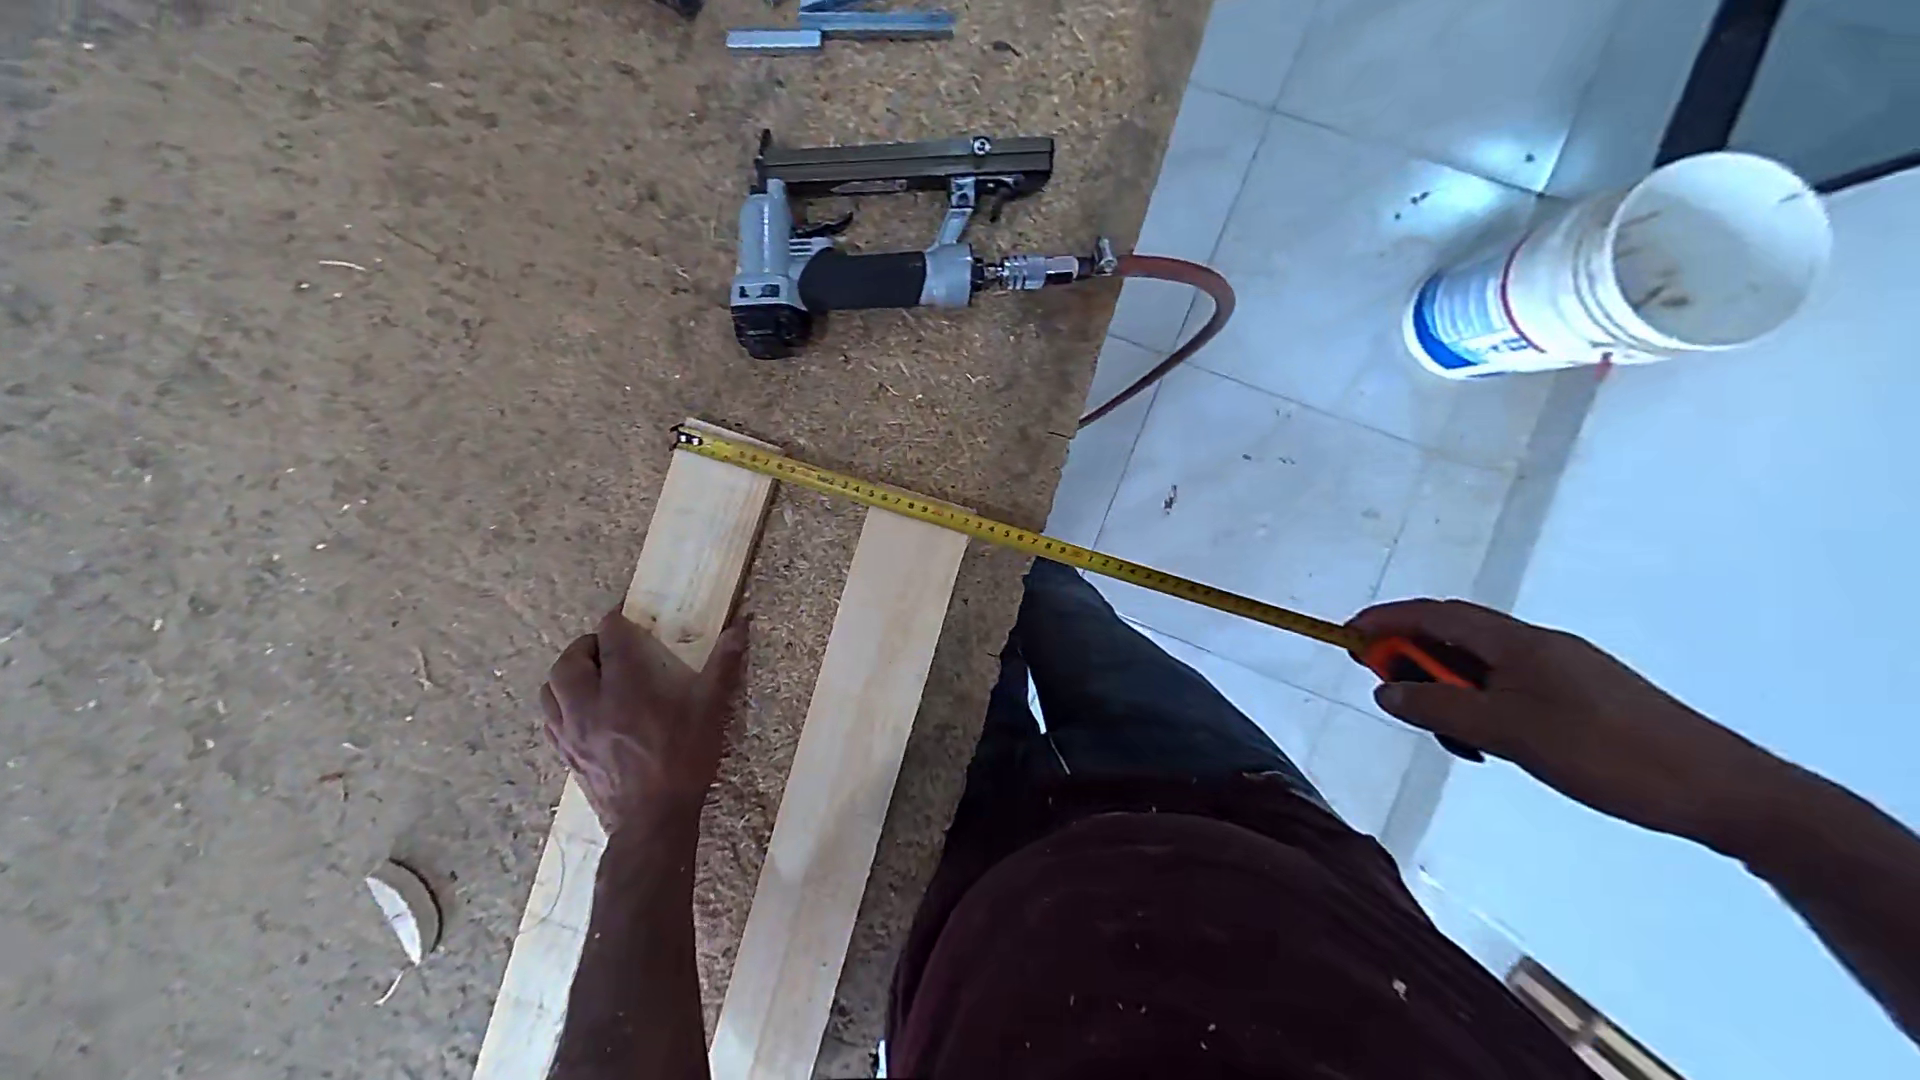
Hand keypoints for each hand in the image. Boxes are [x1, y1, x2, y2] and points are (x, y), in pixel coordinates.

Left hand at [540, 609, 748, 834]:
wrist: (652, 820)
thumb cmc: (685, 760)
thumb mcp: (711, 709)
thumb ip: (723, 664)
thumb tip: (741, 625)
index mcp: (625, 687)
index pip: (610, 639)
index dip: (615, 620)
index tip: (624, 613)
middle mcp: (589, 704)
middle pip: (569, 661)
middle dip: (586, 646)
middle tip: (609, 646)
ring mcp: (571, 732)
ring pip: (550, 689)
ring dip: (568, 674)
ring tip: (591, 674)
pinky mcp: (565, 755)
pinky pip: (549, 718)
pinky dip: (561, 703)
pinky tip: (582, 709)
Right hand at [1349, 599, 1781, 848]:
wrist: (1725, 794)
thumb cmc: (1606, 753)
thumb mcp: (1507, 732)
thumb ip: (1438, 708)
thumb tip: (1384, 691)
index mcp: (1519, 642)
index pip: (1435, 615)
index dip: (1387, 619)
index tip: (1348, 634)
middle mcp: (1538, 646)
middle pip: (1456, 635)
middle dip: (1413, 655)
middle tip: (1387, 686)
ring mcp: (1562, 671)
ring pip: (1482, 666)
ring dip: (1449, 687)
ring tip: (1448, 732)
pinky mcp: (1581, 697)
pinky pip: (1509, 686)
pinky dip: (1480, 703)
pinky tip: (1489, 741)